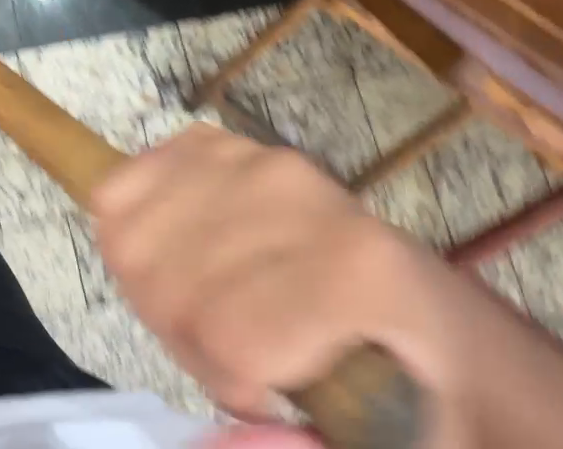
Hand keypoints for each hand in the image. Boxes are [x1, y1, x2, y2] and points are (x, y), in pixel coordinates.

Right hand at [93, 122, 460, 426]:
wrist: (440, 320)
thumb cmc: (421, 396)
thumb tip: (209, 447)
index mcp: (358, 274)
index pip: (230, 339)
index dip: (234, 386)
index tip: (273, 398)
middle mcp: (299, 197)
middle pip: (172, 289)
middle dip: (190, 342)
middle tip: (239, 355)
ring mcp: (251, 161)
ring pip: (134, 242)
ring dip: (156, 289)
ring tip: (212, 306)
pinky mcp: (217, 145)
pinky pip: (122, 187)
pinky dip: (132, 227)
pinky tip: (182, 252)